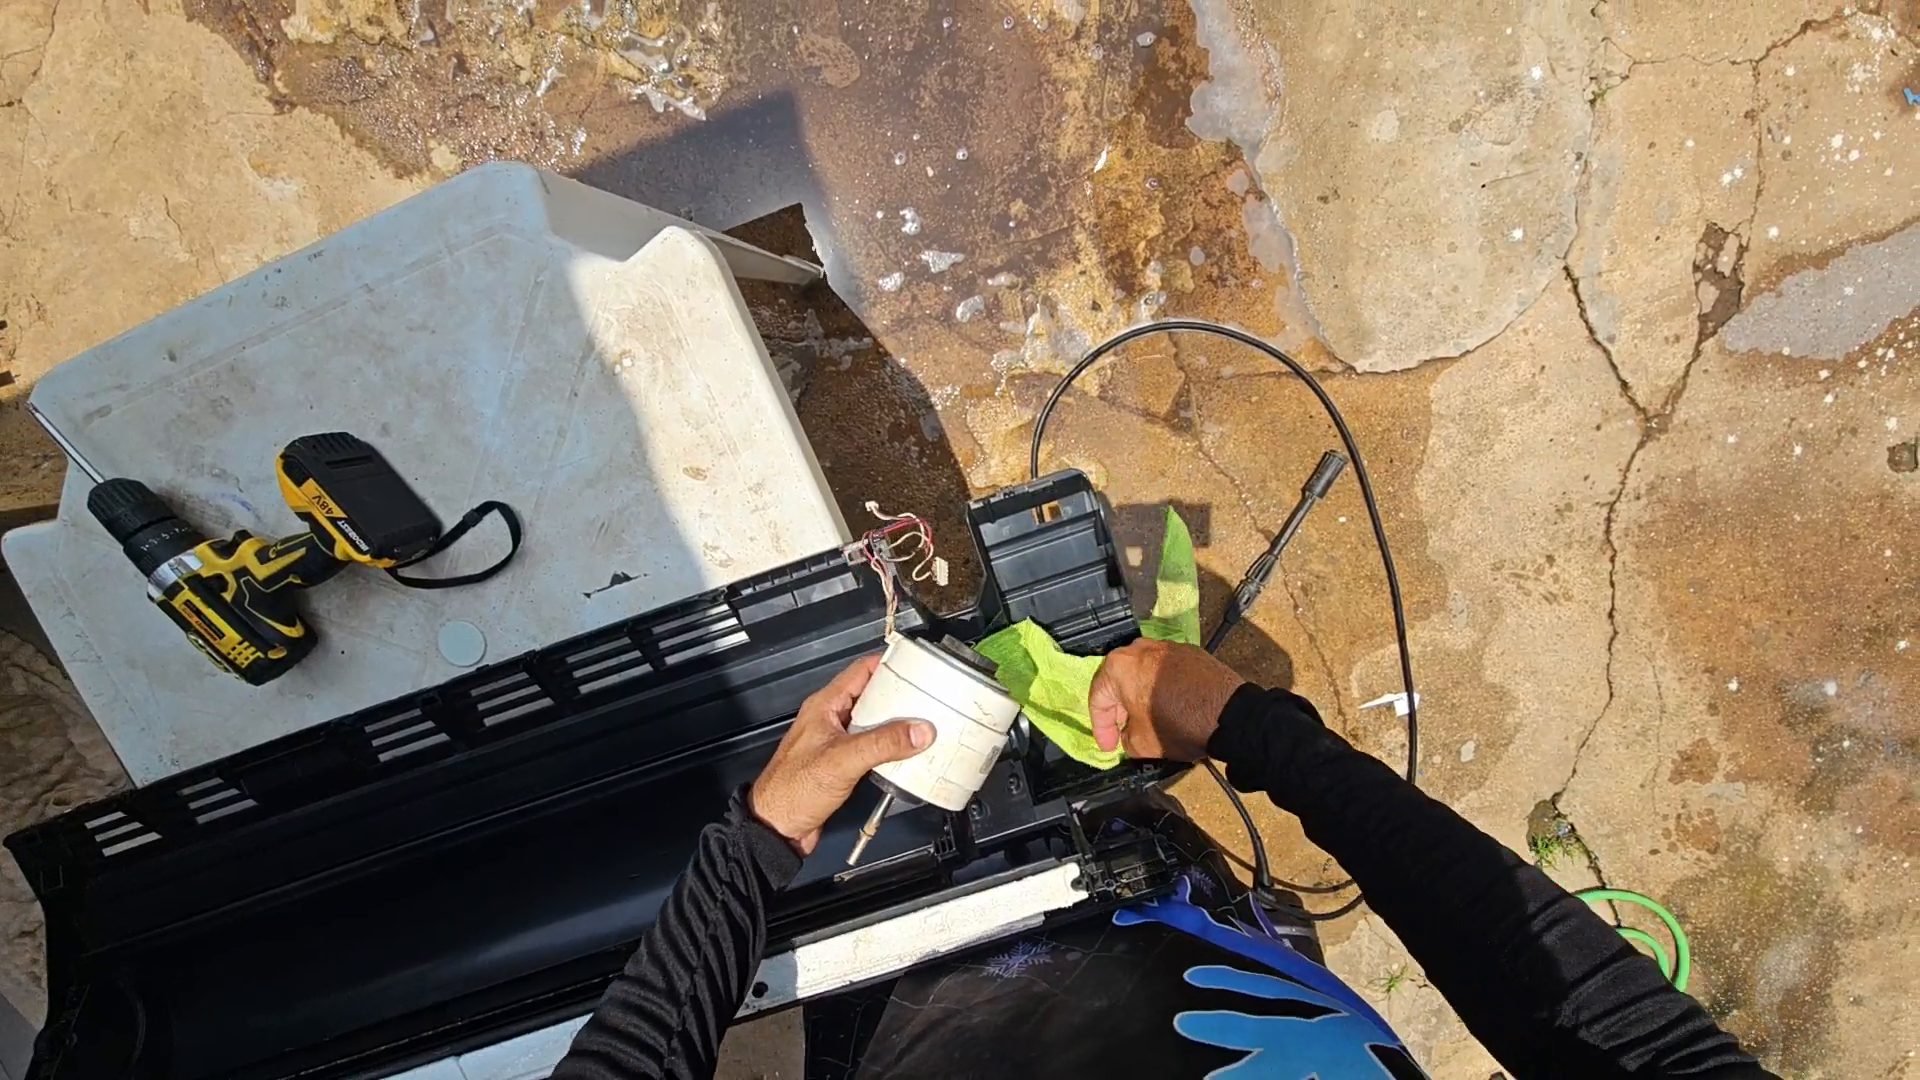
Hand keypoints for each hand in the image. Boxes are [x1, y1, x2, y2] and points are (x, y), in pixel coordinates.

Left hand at [749, 655, 934, 854]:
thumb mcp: (843, 760)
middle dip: (898, 695)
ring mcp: (835, 741)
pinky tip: (904, 753)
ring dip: (895, 723)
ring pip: (872, 722)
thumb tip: (919, 730)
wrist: (776, 829)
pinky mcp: (840, 763)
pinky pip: (870, 746)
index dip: (888, 664)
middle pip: (870, 695)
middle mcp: (829, 719)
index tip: (914, 666)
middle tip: (924, 698)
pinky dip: (888, 746)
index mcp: (824, 706)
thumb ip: (883, 744)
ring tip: (920, 724)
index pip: (861, 670)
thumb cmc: (791, 791)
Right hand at [1088, 639, 1245, 760]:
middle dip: (1118, 710)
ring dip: (1139, 696)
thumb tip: (1128, 734)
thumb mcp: (1141, 743)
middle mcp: (1138, 648)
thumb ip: (1124, 738)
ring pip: (1142, 673)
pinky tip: (1167, 705)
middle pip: (1118, 681)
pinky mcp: (1188, 652)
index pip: (1098, 699)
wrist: (1230, 714)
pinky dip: (1160, 687)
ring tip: (1144, 719)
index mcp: (1119, 666)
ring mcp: (1165, 646)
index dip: (1100, 728)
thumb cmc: (1178, 724)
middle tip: (1122, 733)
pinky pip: (1164, 670)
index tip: (1108, 746)